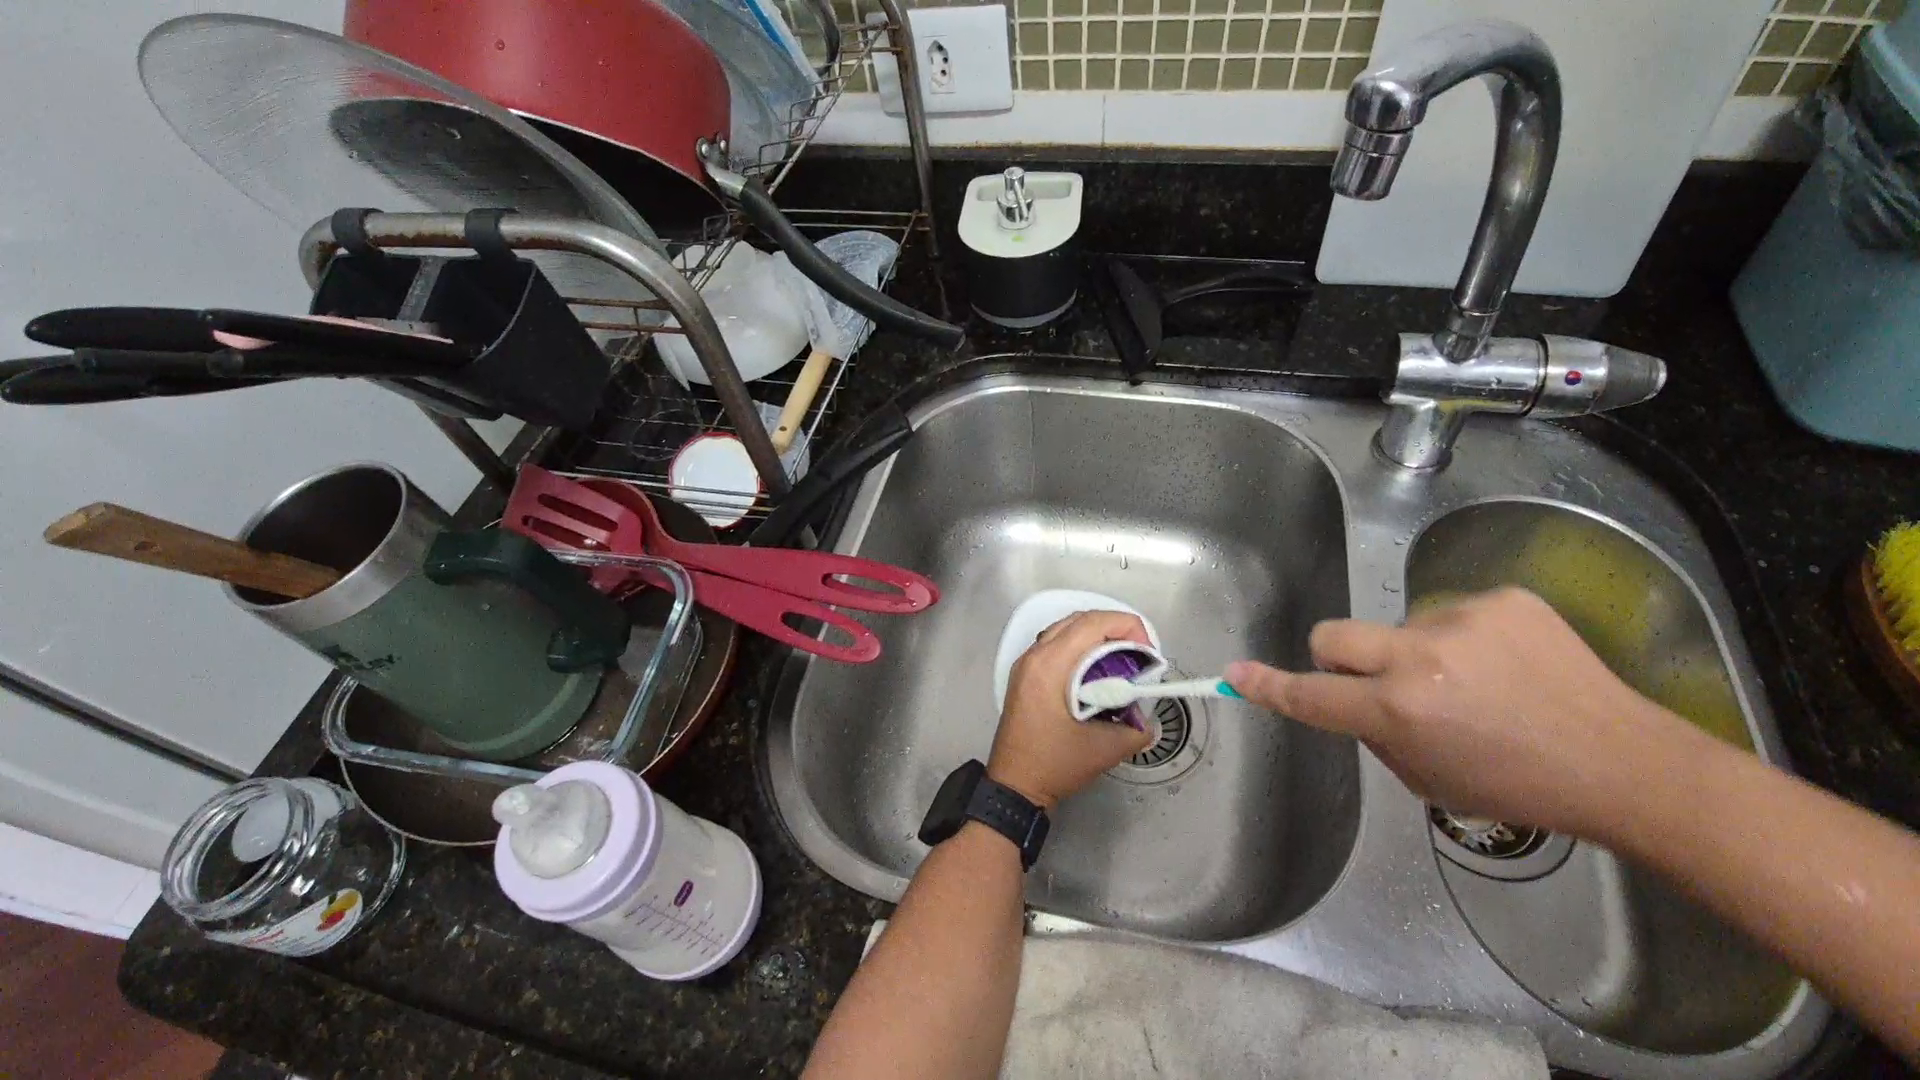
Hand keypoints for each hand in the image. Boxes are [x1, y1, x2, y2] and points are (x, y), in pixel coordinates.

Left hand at [988, 611, 1154, 811]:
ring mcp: (1026, 665)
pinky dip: (1081, 650)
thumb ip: (1136, 731)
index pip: (1092, 624)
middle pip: (1079, 621)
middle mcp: (1034, 657)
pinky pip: (1056, 646)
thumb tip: (1149, 722)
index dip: (1127, 627)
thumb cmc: (1053, 765)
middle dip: (1115, 630)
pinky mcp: (1025, 677)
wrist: (1014, 787)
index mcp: (1049, 665)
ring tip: (1123, 661)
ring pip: (1066, 630)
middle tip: (1140, 654)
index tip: (1148, 651)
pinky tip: (1098, 673)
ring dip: (1097, 638)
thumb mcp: (1104, 749)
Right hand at [1226, 587, 1706, 838]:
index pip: (1312, 695)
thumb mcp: (1429, 779)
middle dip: (1338, 658)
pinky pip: (1453, 617)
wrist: (1625, 764)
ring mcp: (1463, 619)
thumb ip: (1378, 734)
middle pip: (1333, 635)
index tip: (1237, 672)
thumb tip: (1359, 698)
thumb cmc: (1522, 789)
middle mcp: (1420, 656)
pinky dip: (1465, 642)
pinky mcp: (1503, 599)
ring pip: (1401, 630)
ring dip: (1419, 656)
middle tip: (1378, 684)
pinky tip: (1510, 668)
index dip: (1269, 686)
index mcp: (1401, 710)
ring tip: (1480, 687)